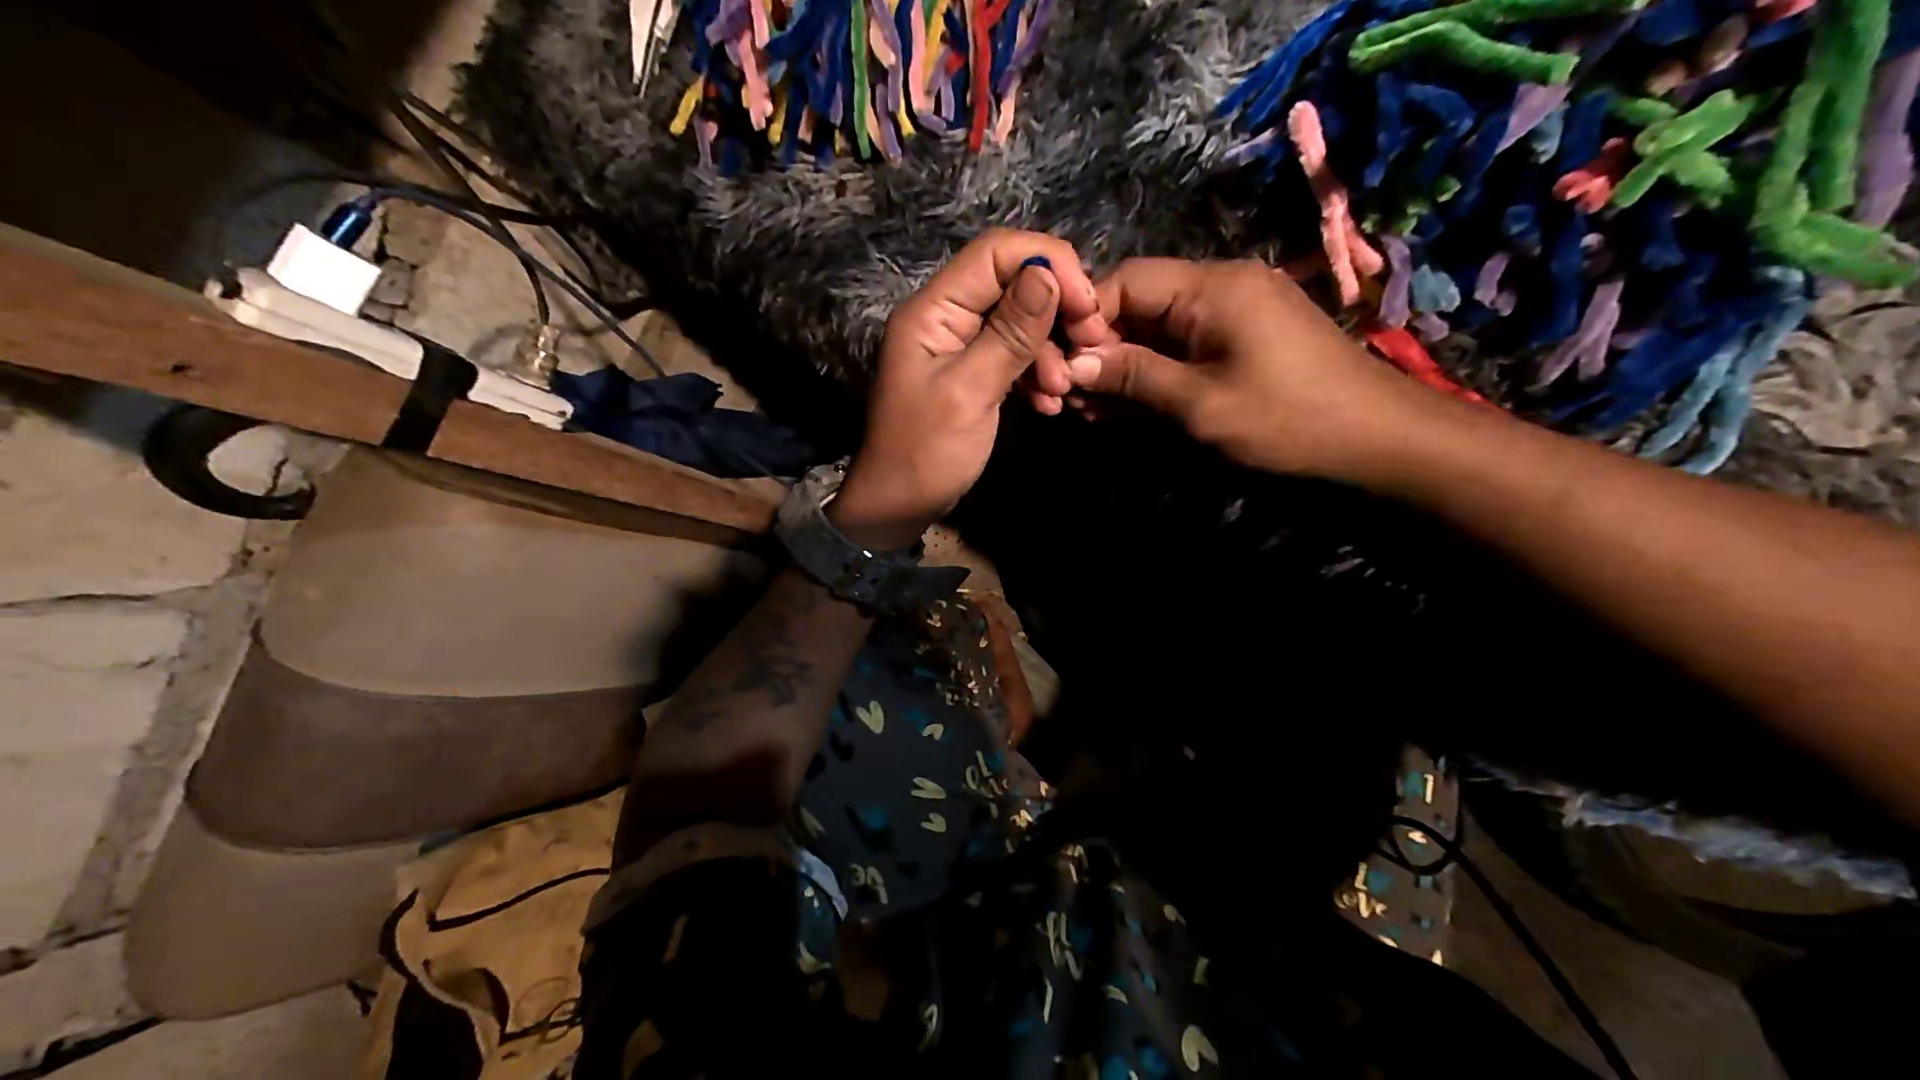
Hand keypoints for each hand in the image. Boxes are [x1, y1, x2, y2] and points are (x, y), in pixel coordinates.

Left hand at [831, 229, 1109, 548]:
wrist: (897, 507)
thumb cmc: (925, 454)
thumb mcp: (970, 392)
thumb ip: (1009, 333)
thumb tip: (1048, 273)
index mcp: (933, 309)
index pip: (996, 253)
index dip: (1049, 264)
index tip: (1086, 306)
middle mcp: (945, 316)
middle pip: (1013, 282)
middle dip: (1056, 310)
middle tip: (1088, 347)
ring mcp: (958, 344)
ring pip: (1019, 320)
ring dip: (1049, 350)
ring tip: (1062, 391)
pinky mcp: (971, 371)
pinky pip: (1013, 353)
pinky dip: (1036, 372)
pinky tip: (1049, 403)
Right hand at [1068, 258, 1439, 479]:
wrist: (1375, 434)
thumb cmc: (1288, 417)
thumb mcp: (1201, 402)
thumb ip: (1135, 376)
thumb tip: (1075, 363)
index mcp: (1211, 286)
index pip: (1126, 280)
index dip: (1086, 318)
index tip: (1063, 365)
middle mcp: (1219, 283)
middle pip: (1138, 301)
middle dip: (1101, 347)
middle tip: (1072, 395)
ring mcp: (1233, 308)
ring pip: (1157, 325)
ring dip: (1123, 362)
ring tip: (1091, 406)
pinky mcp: (1241, 333)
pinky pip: (1182, 341)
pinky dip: (1153, 368)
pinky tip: (1127, 402)